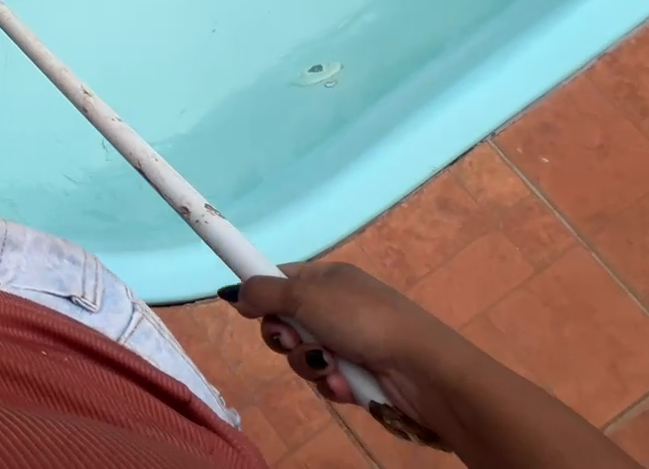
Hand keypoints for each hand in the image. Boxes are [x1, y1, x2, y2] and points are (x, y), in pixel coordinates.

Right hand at [222, 261, 474, 439]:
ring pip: (302, 352)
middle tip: (291, 339)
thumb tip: (233, 295)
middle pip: (284, 319)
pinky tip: (344, 384)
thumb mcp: (303, 294)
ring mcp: (352, 342)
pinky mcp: (363, 376)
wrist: (430, 373)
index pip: (279, 278)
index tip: (248, 307)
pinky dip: (330, 382)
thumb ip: (260, 290)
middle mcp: (338, 308)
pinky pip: (326, 377)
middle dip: (283, 334)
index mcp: (328, 279)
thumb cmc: (364, 320)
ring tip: (327, 366)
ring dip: (307, 362)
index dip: (261, 292)